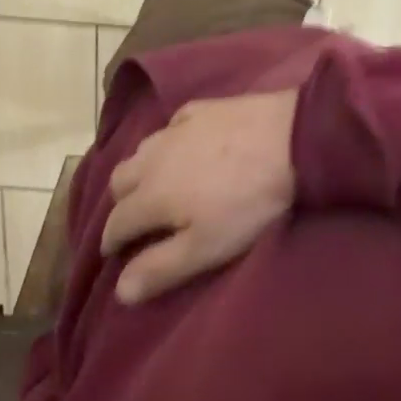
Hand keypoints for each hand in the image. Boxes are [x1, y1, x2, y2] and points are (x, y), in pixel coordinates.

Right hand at [100, 89, 299, 303]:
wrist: (290, 141)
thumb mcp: (206, 247)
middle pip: (119, 181)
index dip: (110, 241)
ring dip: (139, 170)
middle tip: (133, 220)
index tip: (111, 254)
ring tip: (154, 183)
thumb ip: (160, 267)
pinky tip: (182, 145)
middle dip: (120, 203)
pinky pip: (170, 125)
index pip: (116, 222)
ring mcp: (175, 129)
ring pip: (141, 150)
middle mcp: (152, 158)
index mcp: (150, 195)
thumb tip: (118, 291)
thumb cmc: (248, 203)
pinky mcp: (200, 109)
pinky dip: (167, 139)